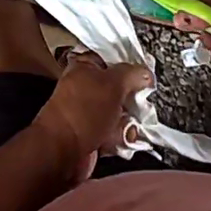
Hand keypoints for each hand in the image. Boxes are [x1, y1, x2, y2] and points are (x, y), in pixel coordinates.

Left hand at [30, 51, 150, 179]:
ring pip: (122, 113)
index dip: (131, 67)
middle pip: (122, 89)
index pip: (114, 59)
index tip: (146, 76)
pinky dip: (121, 138)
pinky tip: (119, 141)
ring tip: (124, 129)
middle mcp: (87, 86)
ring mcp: (90, 111)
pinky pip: (117, 132)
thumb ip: (132, 74)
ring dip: (128, 123)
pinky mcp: (95, 134)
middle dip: (132, 101)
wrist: (64, 151)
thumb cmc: (84, 110)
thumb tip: (146, 73)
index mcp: (85, 65)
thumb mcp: (113, 83)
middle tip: (137, 107)